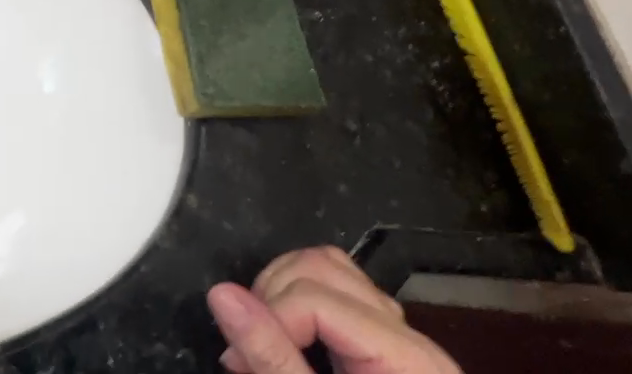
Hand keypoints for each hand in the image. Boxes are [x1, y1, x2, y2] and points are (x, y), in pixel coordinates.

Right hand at [207, 246, 461, 373]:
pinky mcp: (385, 345)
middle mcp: (410, 337)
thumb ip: (272, 361)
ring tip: (264, 342)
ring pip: (326, 268)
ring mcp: (400, 337)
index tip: (237, 365)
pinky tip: (288, 339)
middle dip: (269, 299)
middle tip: (247, 352)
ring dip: (280, 293)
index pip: (314, 298)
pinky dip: (299, 299)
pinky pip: (336, 289)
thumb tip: (220, 294)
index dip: (268, 321)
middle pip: (320, 268)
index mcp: (409, 360)